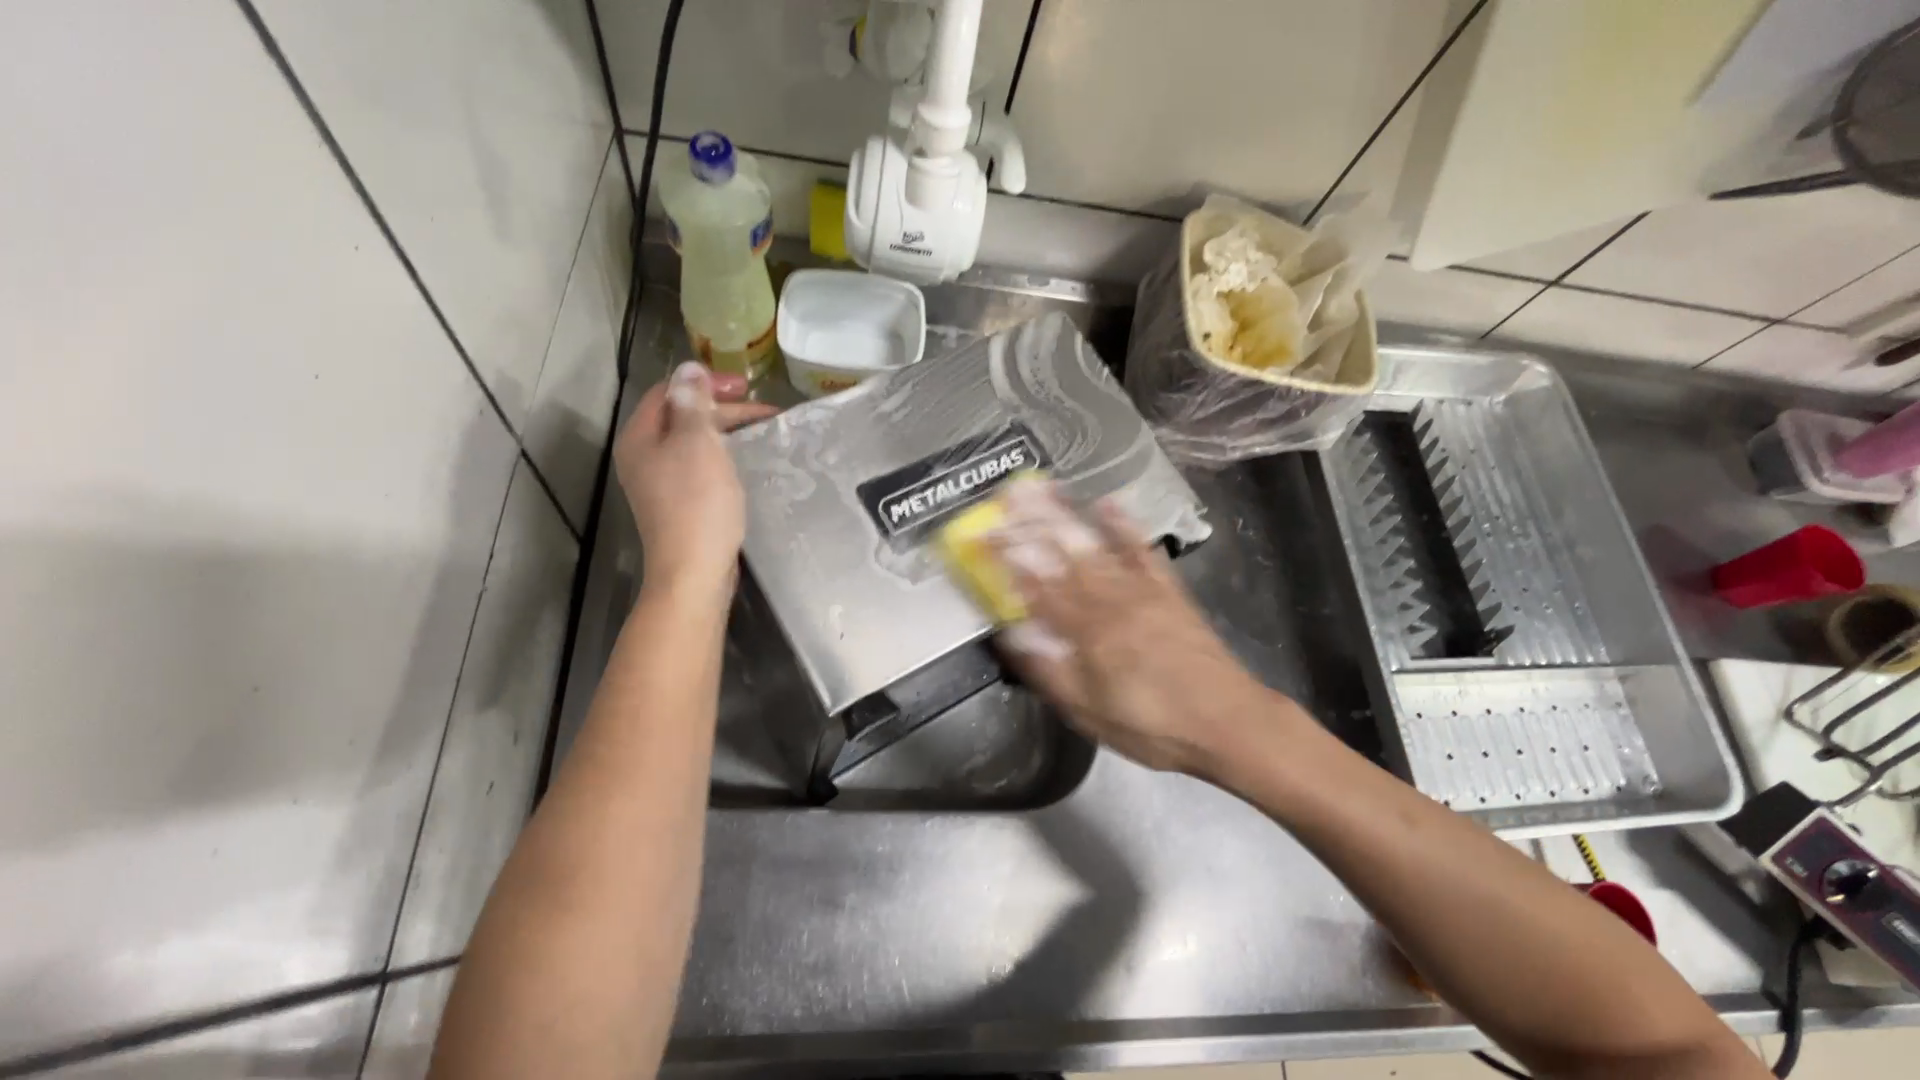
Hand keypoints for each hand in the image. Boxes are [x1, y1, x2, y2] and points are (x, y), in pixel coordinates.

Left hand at [615, 362, 777, 598]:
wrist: (693, 571)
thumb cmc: (697, 503)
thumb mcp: (698, 443)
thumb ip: (693, 403)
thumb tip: (689, 369)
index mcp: (639, 437)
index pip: (667, 392)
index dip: (703, 382)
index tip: (744, 386)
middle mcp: (642, 457)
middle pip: (680, 417)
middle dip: (719, 408)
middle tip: (761, 410)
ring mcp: (658, 484)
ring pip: (691, 443)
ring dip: (724, 432)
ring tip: (758, 433)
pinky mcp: (677, 505)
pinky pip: (698, 467)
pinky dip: (721, 457)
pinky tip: (744, 464)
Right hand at [988, 476, 1284, 779]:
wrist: (1227, 722)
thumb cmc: (1151, 726)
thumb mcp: (1089, 712)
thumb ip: (1048, 670)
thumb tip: (1011, 635)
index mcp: (1086, 633)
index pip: (1037, 588)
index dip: (1007, 560)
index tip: (982, 535)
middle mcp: (1111, 602)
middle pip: (1065, 557)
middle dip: (1032, 523)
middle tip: (1007, 494)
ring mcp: (1142, 592)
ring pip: (1097, 546)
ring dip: (1067, 514)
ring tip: (1043, 487)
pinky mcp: (1169, 591)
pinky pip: (1142, 551)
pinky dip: (1124, 526)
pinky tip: (1107, 503)